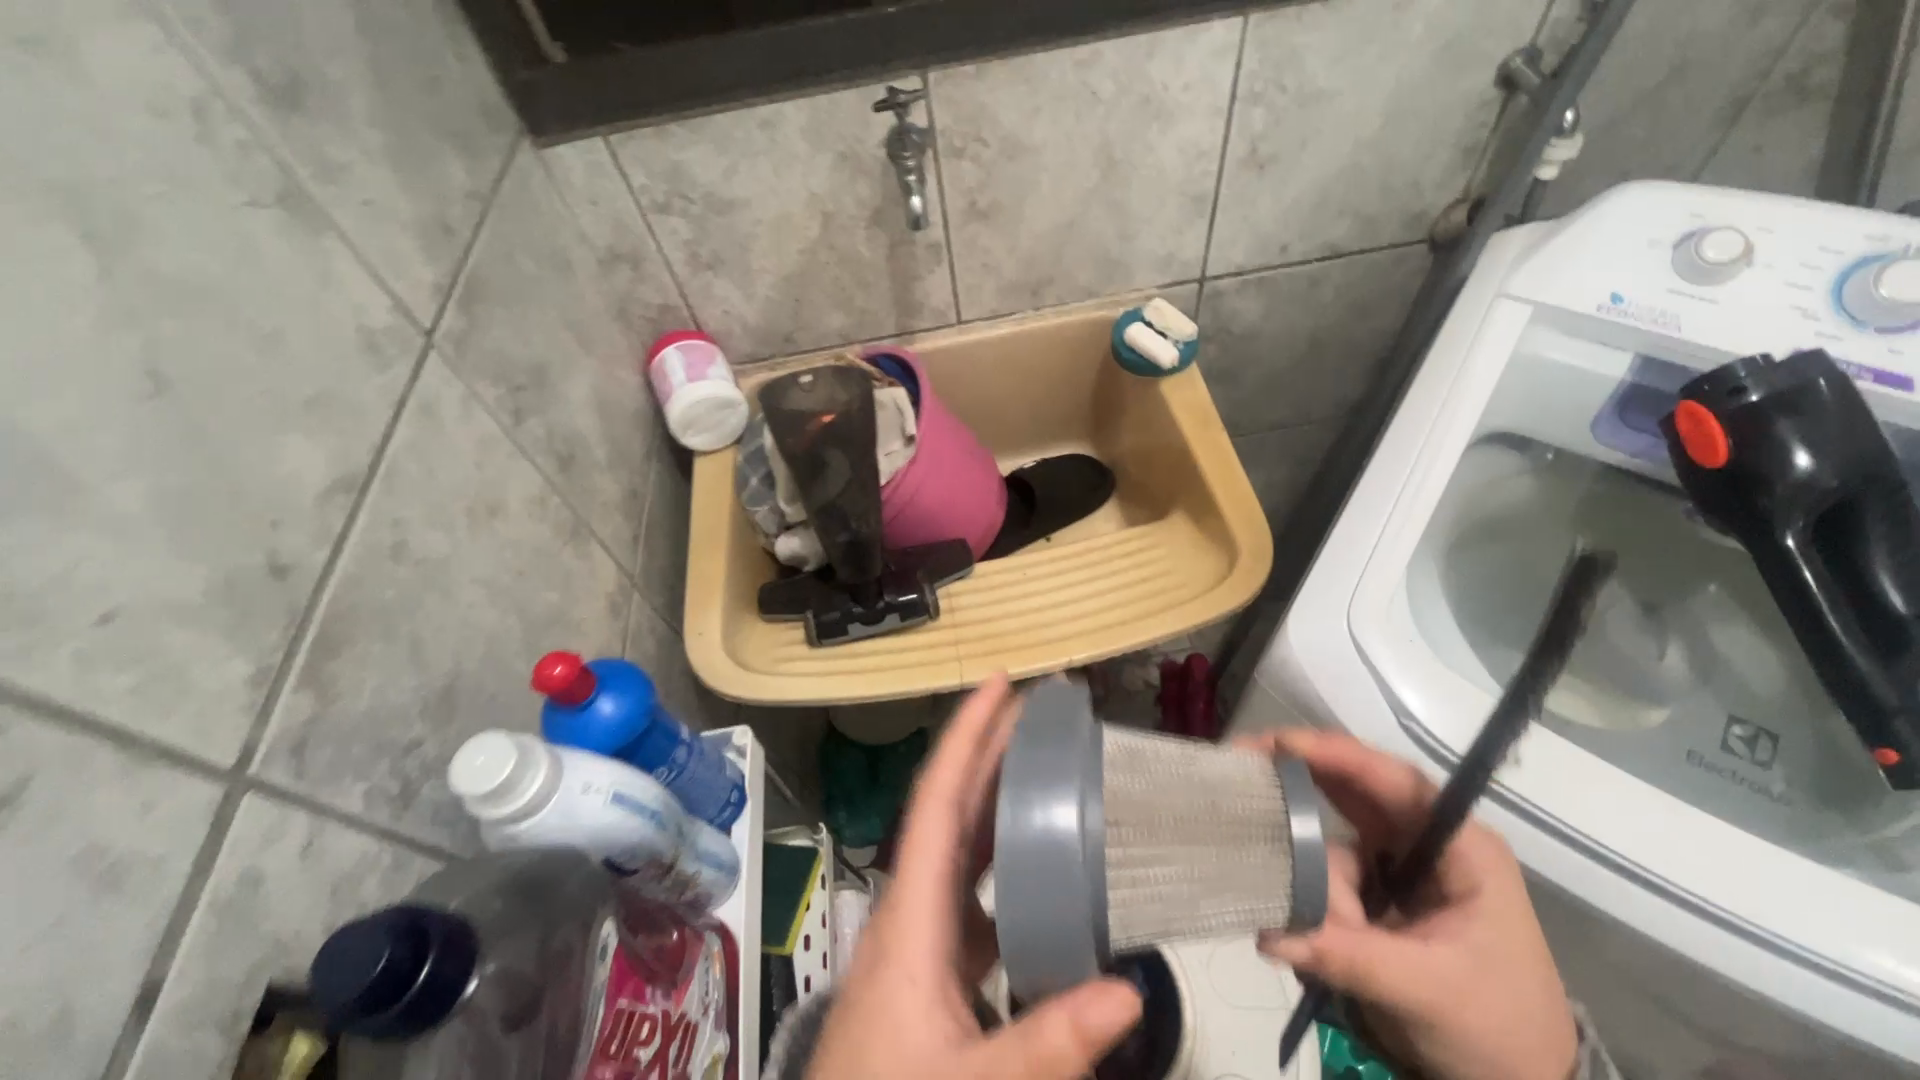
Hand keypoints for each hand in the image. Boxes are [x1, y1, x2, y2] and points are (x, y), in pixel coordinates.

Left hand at [808, 676, 1143, 1079]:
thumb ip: (1049, 1044)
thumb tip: (1133, 991)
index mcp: (910, 921)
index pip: (936, 803)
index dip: (966, 737)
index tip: (1000, 684)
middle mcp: (910, 918)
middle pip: (950, 815)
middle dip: (990, 755)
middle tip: (1045, 715)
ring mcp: (918, 947)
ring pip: (961, 858)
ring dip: (999, 809)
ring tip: (1053, 776)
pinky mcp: (929, 978)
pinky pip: (973, 905)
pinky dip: (1006, 876)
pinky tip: (1047, 882)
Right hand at [1246, 729, 1577, 1079]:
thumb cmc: (1496, 1027)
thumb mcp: (1427, 991)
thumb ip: (1349, 956)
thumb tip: (1269, 933)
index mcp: (1460, 847)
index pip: (1394, 782)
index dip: (1336, 756)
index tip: (1277, 744)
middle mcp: (1425, 843)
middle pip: (1352, 793)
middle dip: (1298, 785)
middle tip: (1238, 778)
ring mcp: (1399, 867)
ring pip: (1329, 843)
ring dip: (1309, 880)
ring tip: (1319, 935)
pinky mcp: (1377, 894)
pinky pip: (1325, 877)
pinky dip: (1308, 898)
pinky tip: (1304, 932)